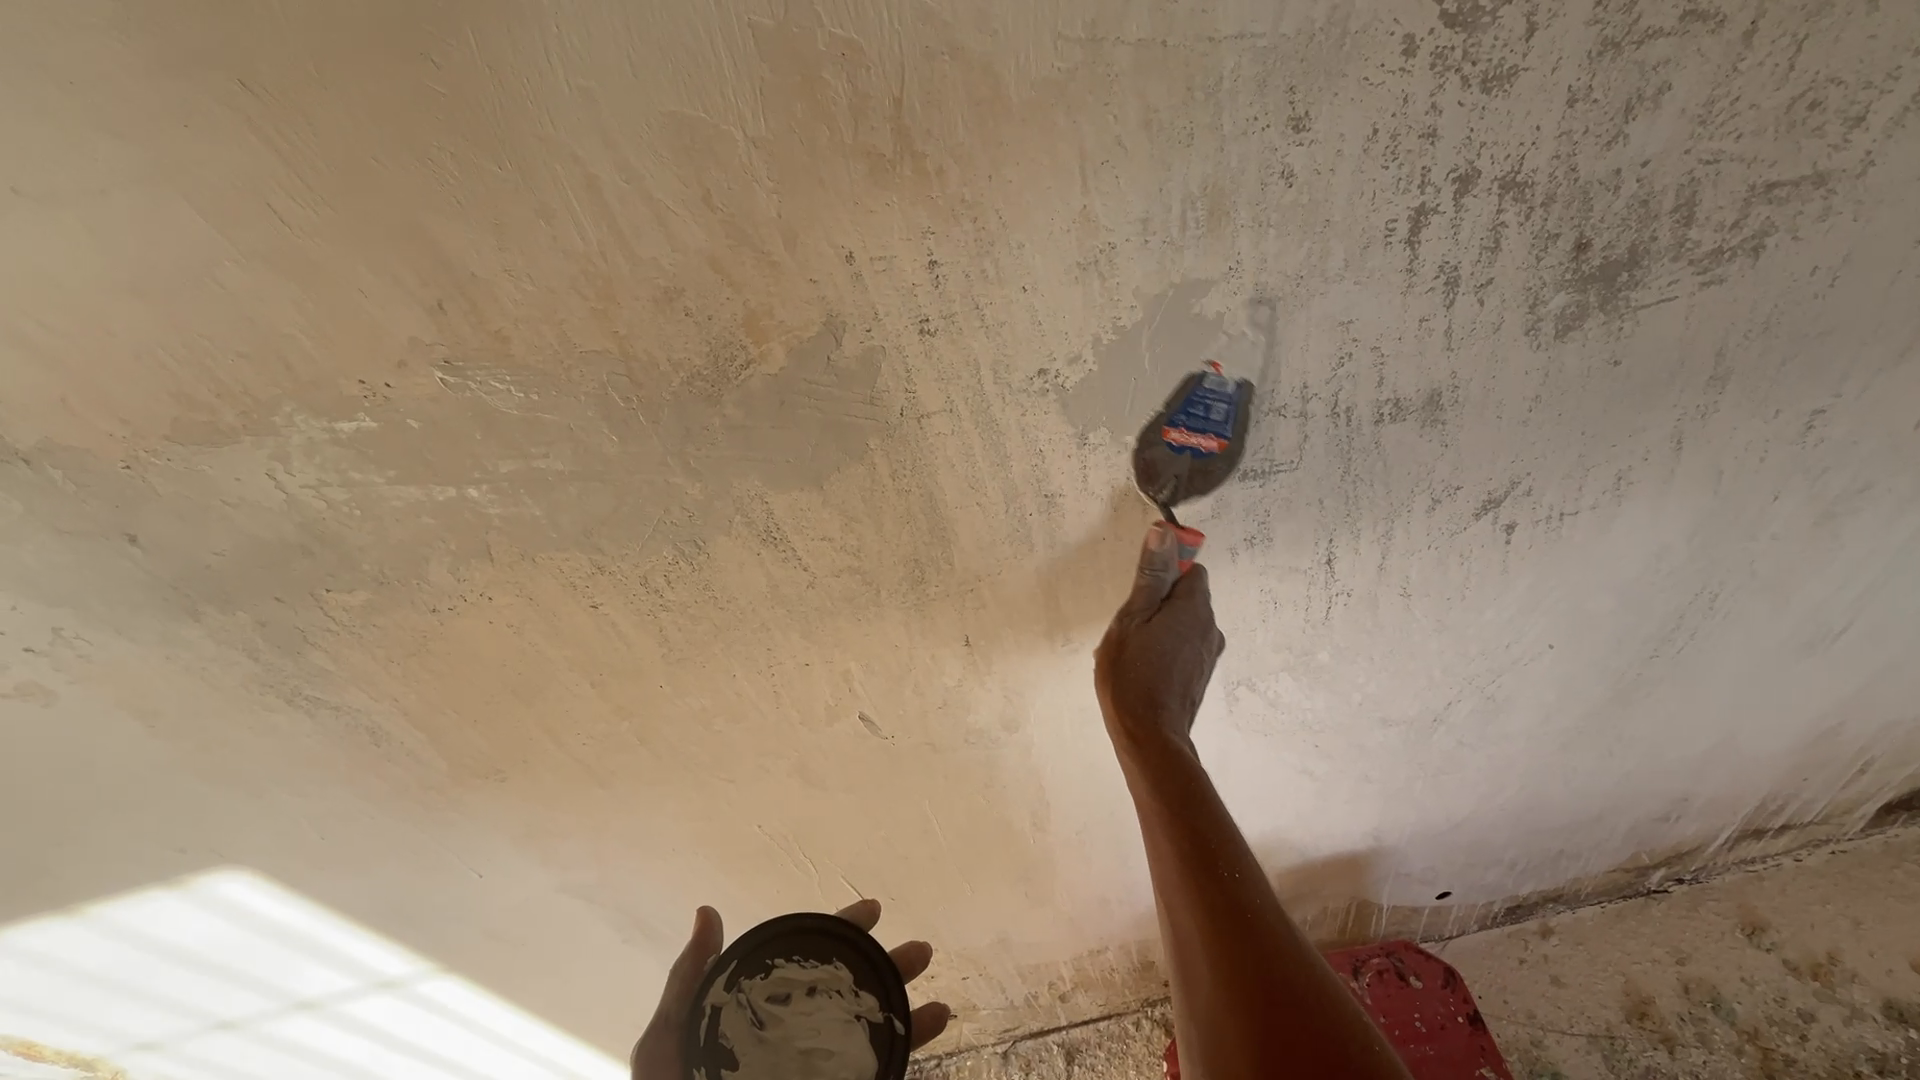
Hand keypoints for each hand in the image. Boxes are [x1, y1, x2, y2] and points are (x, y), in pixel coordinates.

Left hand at [631, 900, 952, 1079]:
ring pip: (870, 1035)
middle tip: (920, 950)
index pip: (806, 963)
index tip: (873, 910)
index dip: (839, 932)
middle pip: (849, 993)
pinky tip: (934, 1032)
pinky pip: (878, 1074)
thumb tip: (708, 912)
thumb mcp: (665, 1043)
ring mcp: (820, 1072)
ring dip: (907, 1014)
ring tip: (938, 999)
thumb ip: (689, 981)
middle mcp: (795, 1040)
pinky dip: (908, 1052)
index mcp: (761, 1015)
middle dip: (887, 967)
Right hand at [1093, 521, 1225, 748]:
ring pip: (1184, 624)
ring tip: (1132, 649)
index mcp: (1195, 608)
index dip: (1166, 572)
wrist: (1149, 737)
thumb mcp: (1131, 619)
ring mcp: (1208, 654)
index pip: (1191, 570)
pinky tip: (1143, 668)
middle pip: (1188, 597)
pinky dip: (1166, 648)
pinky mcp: (1200, 676)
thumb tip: (1164, 533)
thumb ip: (1150, 576)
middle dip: (1159, 602)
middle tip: (1128, 624)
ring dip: (1161, 627)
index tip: (1140, 590)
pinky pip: (1183, 646)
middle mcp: (1210, 627)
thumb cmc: (1132, 674)